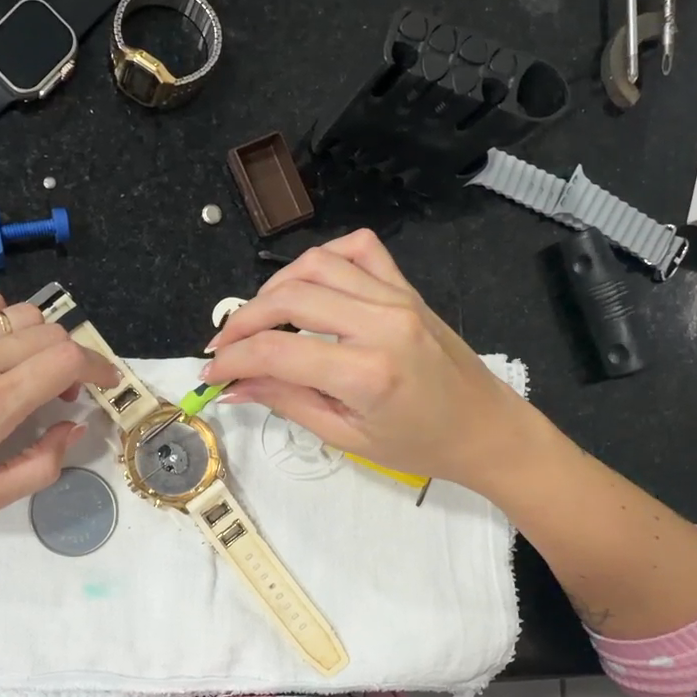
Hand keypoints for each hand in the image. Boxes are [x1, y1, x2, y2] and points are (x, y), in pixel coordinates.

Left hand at [0, 288, 119, 519]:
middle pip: (53, 334)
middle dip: (73, 360)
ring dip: (42, 340)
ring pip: (24, 315)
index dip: (99, 367)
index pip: (66, 360)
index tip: (106, 382)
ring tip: (29, 370)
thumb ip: (41, 467)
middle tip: (61, 392)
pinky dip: (6, 319)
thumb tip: (73, 426)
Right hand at [203, 230, 542, 492]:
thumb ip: (287, 403)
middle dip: (241, 322)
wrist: (486, 428)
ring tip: (257, 319)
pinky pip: (358, 250)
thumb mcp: (345, 438)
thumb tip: (233, 388)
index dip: (232, 360)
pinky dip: (321, 259)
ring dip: (273, 288)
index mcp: (366, 372)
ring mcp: (397, 297)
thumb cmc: (419, 446)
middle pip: (288, 298)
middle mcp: (381, 322)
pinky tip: (306, 287)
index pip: (276, 351)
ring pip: (316, 264)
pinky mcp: (407, 287)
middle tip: (222, 349)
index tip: (209, 375)